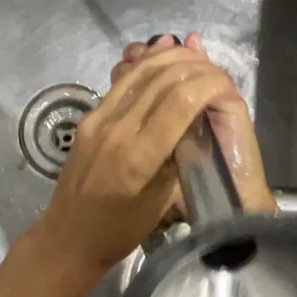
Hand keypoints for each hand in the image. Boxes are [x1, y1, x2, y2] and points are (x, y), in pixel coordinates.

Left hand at [28, 39, 248, 276]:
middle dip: (196, 68)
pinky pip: (123, 82)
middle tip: (217, 71)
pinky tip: (166, 60)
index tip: (228, 84)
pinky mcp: (89, 116)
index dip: (208, 85)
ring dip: (171, 59)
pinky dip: (148, 65)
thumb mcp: (162, 201)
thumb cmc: (120, 230)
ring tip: (197, 58)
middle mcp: (116, 129)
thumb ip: (180, 157)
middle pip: (162, 80)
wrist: (68, 237)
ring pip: (140, 72)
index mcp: (138, 157)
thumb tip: (199, 121)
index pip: (179, 102)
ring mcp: (98, 119)